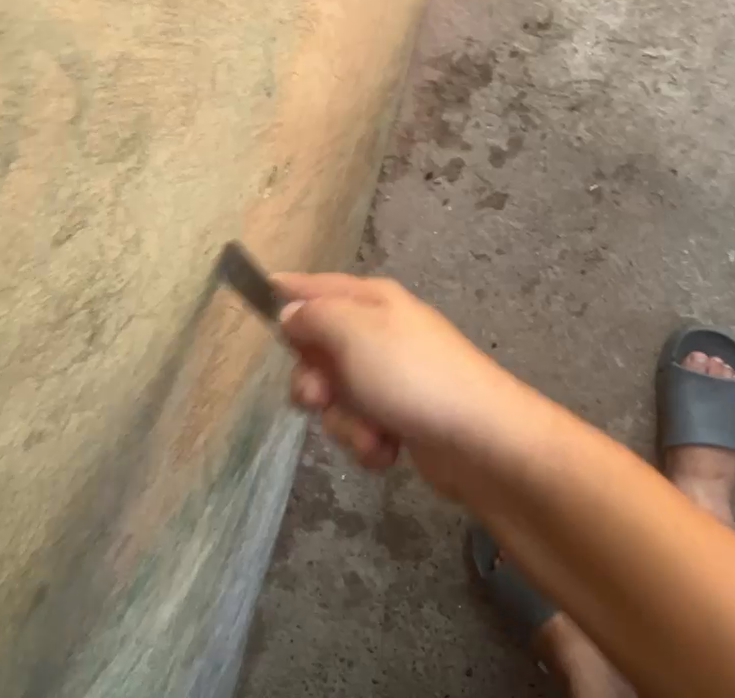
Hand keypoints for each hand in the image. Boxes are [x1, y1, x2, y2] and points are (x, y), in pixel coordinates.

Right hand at [273, 273, 525, 489]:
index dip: (286, 294)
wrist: (478, 437)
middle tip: (320, 397)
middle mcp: (380, 332)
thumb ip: (313, 317)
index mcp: (371, 300)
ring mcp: (392, 376)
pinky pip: (361, 425)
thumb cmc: (411, 374)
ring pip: (336, 396)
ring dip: (344, 422)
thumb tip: (290, 312)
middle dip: (313, 381)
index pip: (315, 286)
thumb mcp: (352, 332)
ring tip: (371, 432)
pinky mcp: (400, 416)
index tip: (255, 303)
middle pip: (317, 350)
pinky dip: (367, 441)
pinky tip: (387, 448)